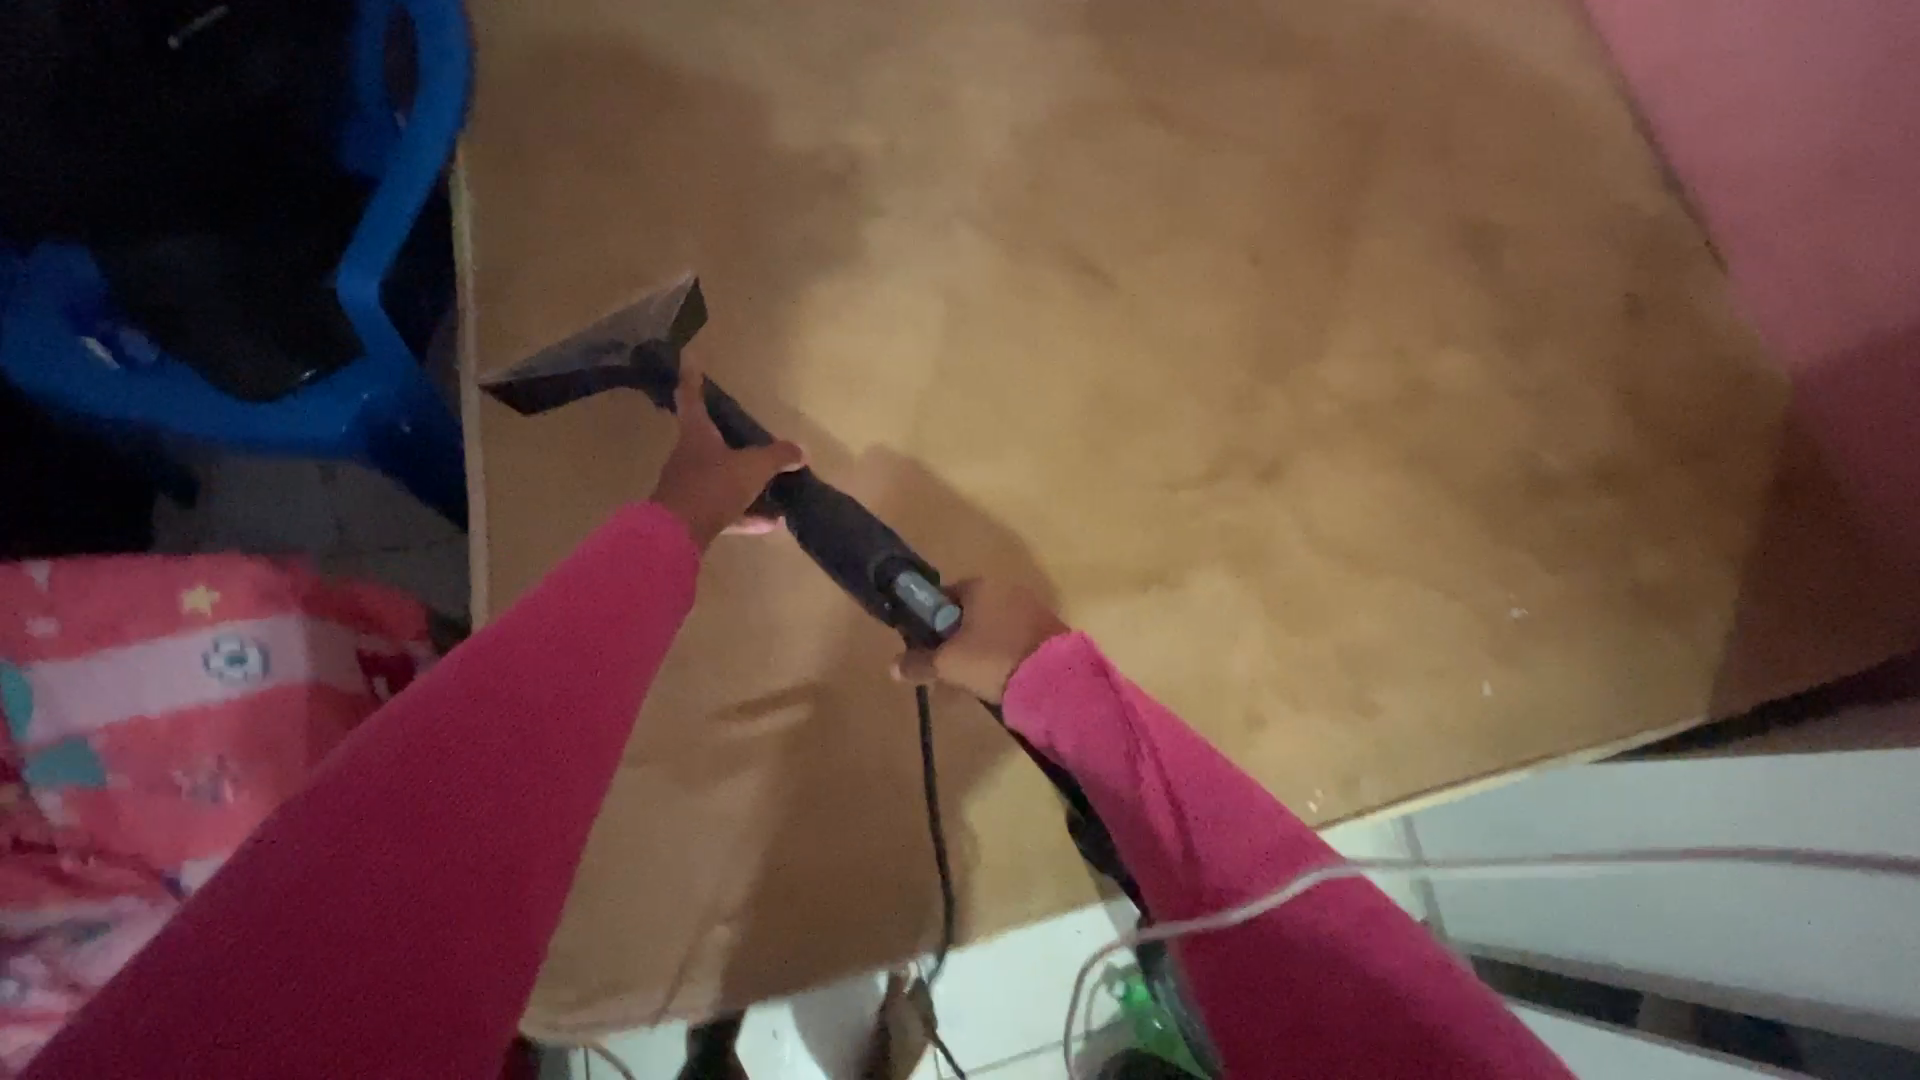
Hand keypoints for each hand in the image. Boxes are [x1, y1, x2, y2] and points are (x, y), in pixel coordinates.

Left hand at [649, 354, 805, 549]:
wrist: (676, 534)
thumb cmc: (713, 486)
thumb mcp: (753, 467)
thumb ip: (778, 457)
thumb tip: (801, 451)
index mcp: (697, 434)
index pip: (691, 397)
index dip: (692, 377)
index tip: (688, 357)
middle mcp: (689, 457)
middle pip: (707, 440)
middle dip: (727, 438)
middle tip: (748, 434)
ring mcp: (690, 487)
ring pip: (720, 479)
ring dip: (745, 484)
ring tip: (775, 490)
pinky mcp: (694, 516)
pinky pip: (726, 511)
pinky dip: (747, 515)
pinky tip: (771, 523)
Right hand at [891, 579, 1069, 702]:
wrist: (1054, 679)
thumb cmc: (991, 660)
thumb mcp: (947, 664)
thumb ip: (919, 663)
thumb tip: (893, 666)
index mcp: (980, 586)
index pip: (945, 597)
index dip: (932, 622)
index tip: (928, 648)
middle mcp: (1008, 589)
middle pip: (971, 613)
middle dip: (958, 639)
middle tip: (951, 668)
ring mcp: (1033, 608)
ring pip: (995, 627)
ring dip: (983, 648)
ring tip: (977, 679)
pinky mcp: (1051, 630)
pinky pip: (1017, 639)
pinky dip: (1006, 654)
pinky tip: (1003, 678)